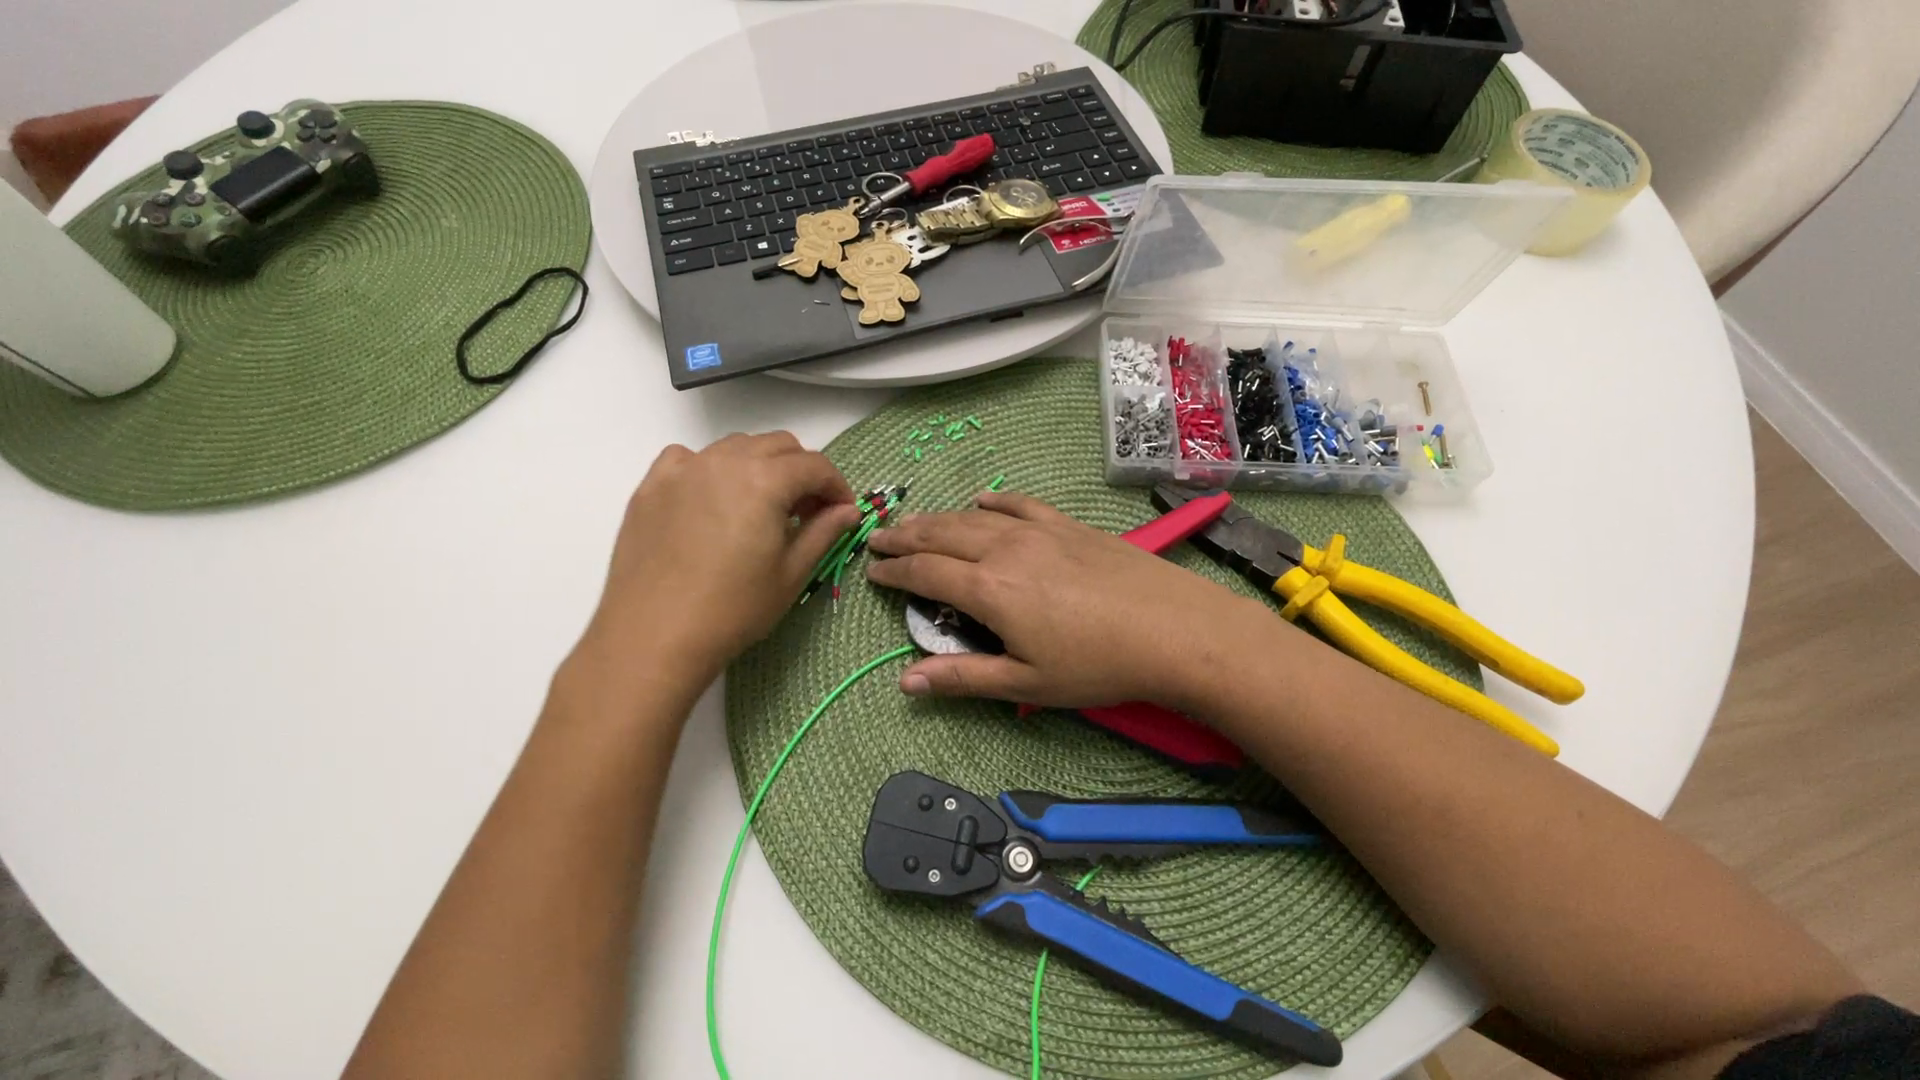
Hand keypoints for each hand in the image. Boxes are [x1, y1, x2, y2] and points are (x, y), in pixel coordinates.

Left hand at [581, 433, 858, 686]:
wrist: (654, 635)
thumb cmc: (732, 610)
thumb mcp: (790, 574)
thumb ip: (822, 532)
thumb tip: (846, 511)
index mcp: (764, 480)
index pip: (815, 465)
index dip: (836, 486)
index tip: (842, 512)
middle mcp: (724, 461)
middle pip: (777, 446)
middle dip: (802, 472)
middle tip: (807, 511)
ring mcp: (683, 469)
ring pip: (735, 447)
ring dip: (759, 466)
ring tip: (762, 506)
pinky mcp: (651, 486)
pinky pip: (689, 458)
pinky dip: (711, 468)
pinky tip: (712, 499)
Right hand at [865, 492, 1298, 708]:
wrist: (1173, 629)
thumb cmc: (1096, 665)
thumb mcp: (1025, 682)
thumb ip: (963, 677)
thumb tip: (905, 683)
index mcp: (988, 588)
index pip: (925, 572)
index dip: (893, 571)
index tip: (871, 570)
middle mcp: (1005, 548)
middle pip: (941, 534)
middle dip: (905, 536)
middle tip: (878, 538)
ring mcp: (1039, 531)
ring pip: (974, 517)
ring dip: (938, 518)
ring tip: (916, 522)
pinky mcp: (1068, 525)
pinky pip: (1020, 504)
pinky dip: (994, 501)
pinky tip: (983, 500)